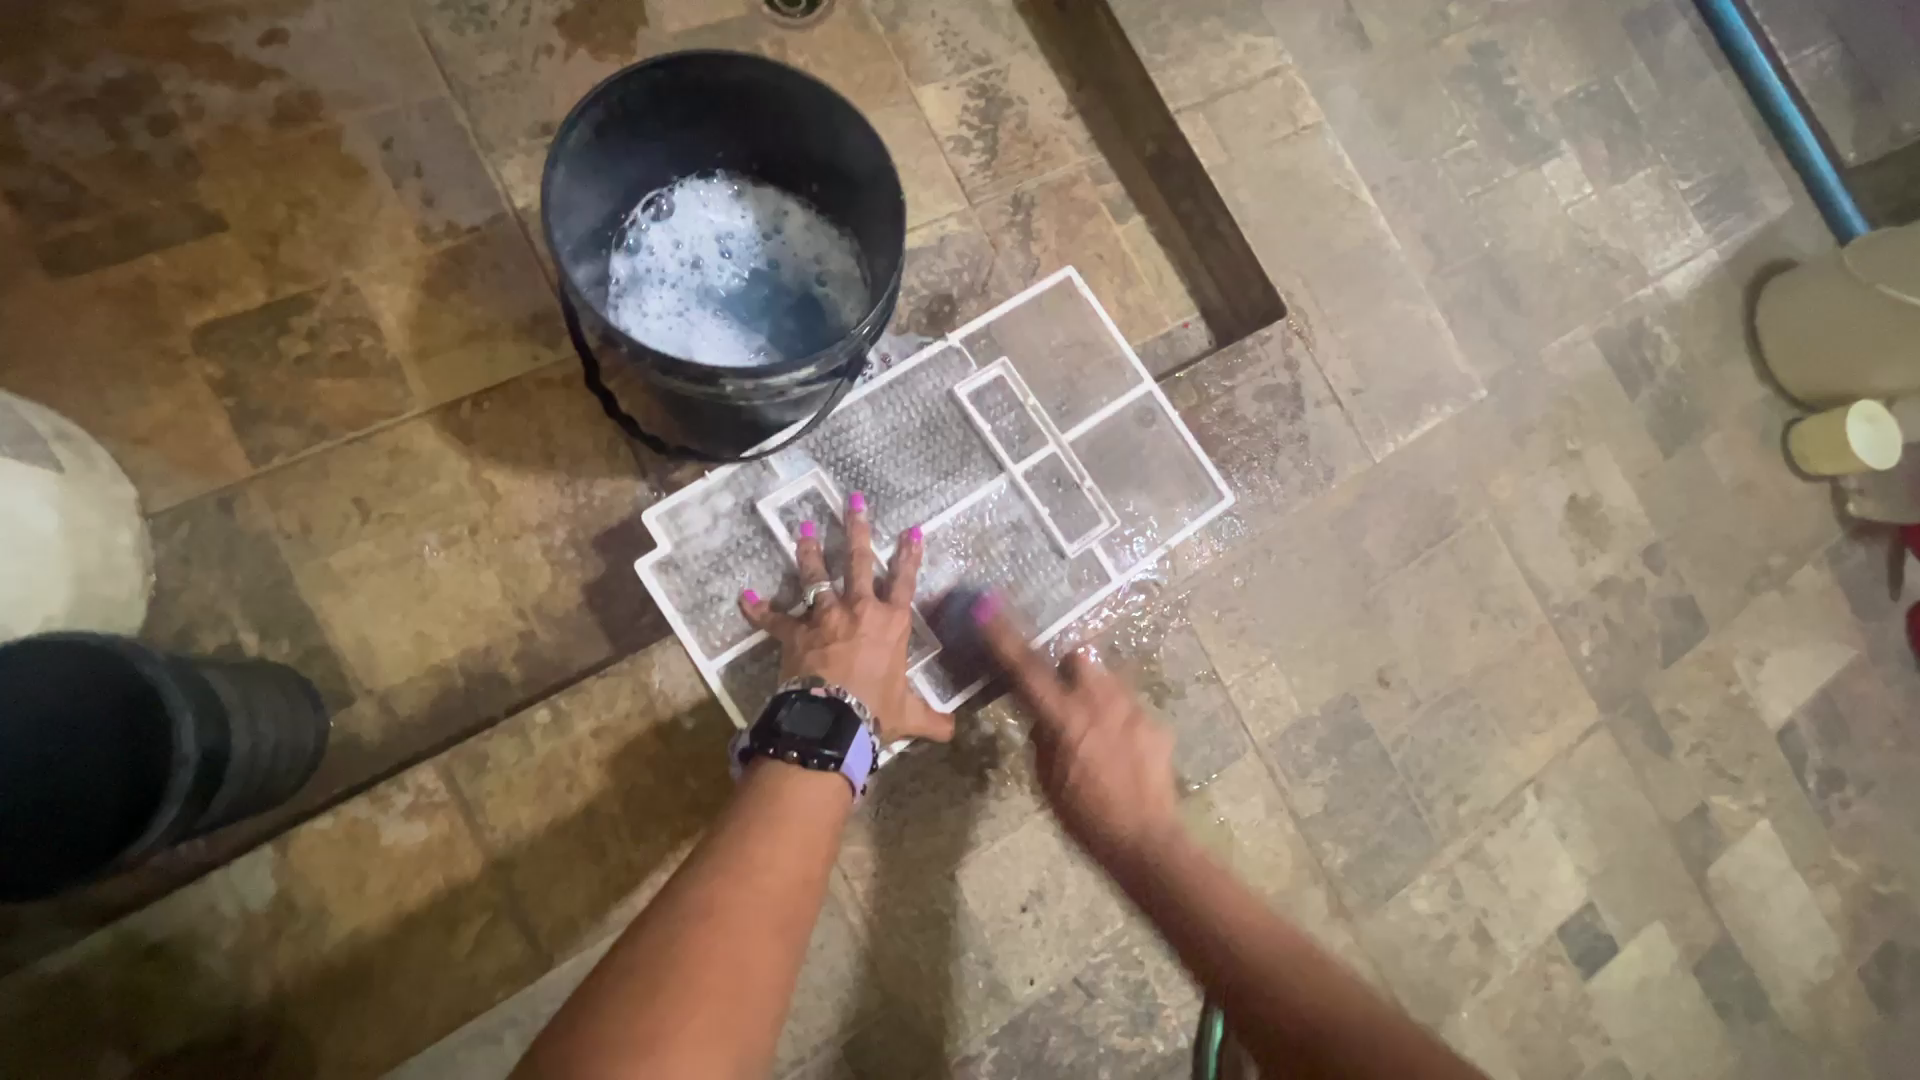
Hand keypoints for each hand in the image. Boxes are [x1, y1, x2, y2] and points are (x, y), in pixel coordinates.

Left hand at [739, 492, 953, 744]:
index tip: (911, 529)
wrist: (835, 720)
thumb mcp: (909, 714)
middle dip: (857, 529)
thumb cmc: (876, 711)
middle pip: (859, 562)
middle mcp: (859, 610)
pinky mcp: (796, 633)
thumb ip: (932, 718)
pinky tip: (745, 597)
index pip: (904, 581)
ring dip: (810, 551)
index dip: (909, 555)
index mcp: (891, 623)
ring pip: (816, 576)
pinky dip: (758, 610)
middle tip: (853, 501)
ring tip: (805, 528)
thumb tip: (954, 732)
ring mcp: (825, 617)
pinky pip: (774, 619)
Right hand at [974, 597, 1179, 869]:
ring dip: (1094, 692)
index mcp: (1065, 718)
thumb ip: (1042, 738)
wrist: (1145, 842)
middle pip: (1078, 657)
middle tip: (1062, 693)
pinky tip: (1121, 750)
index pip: (1026, 669)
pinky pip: (1129, 707)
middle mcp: (1100, 702)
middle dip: (1066, 668)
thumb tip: (1042, 718)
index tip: (988, 608)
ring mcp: (1133, 710)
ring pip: (1106, 679)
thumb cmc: (1084, 817)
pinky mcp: (1155, 724)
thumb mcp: (1045, 780)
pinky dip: (1119, 719)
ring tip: (1094, 726)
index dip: (1004, 637)